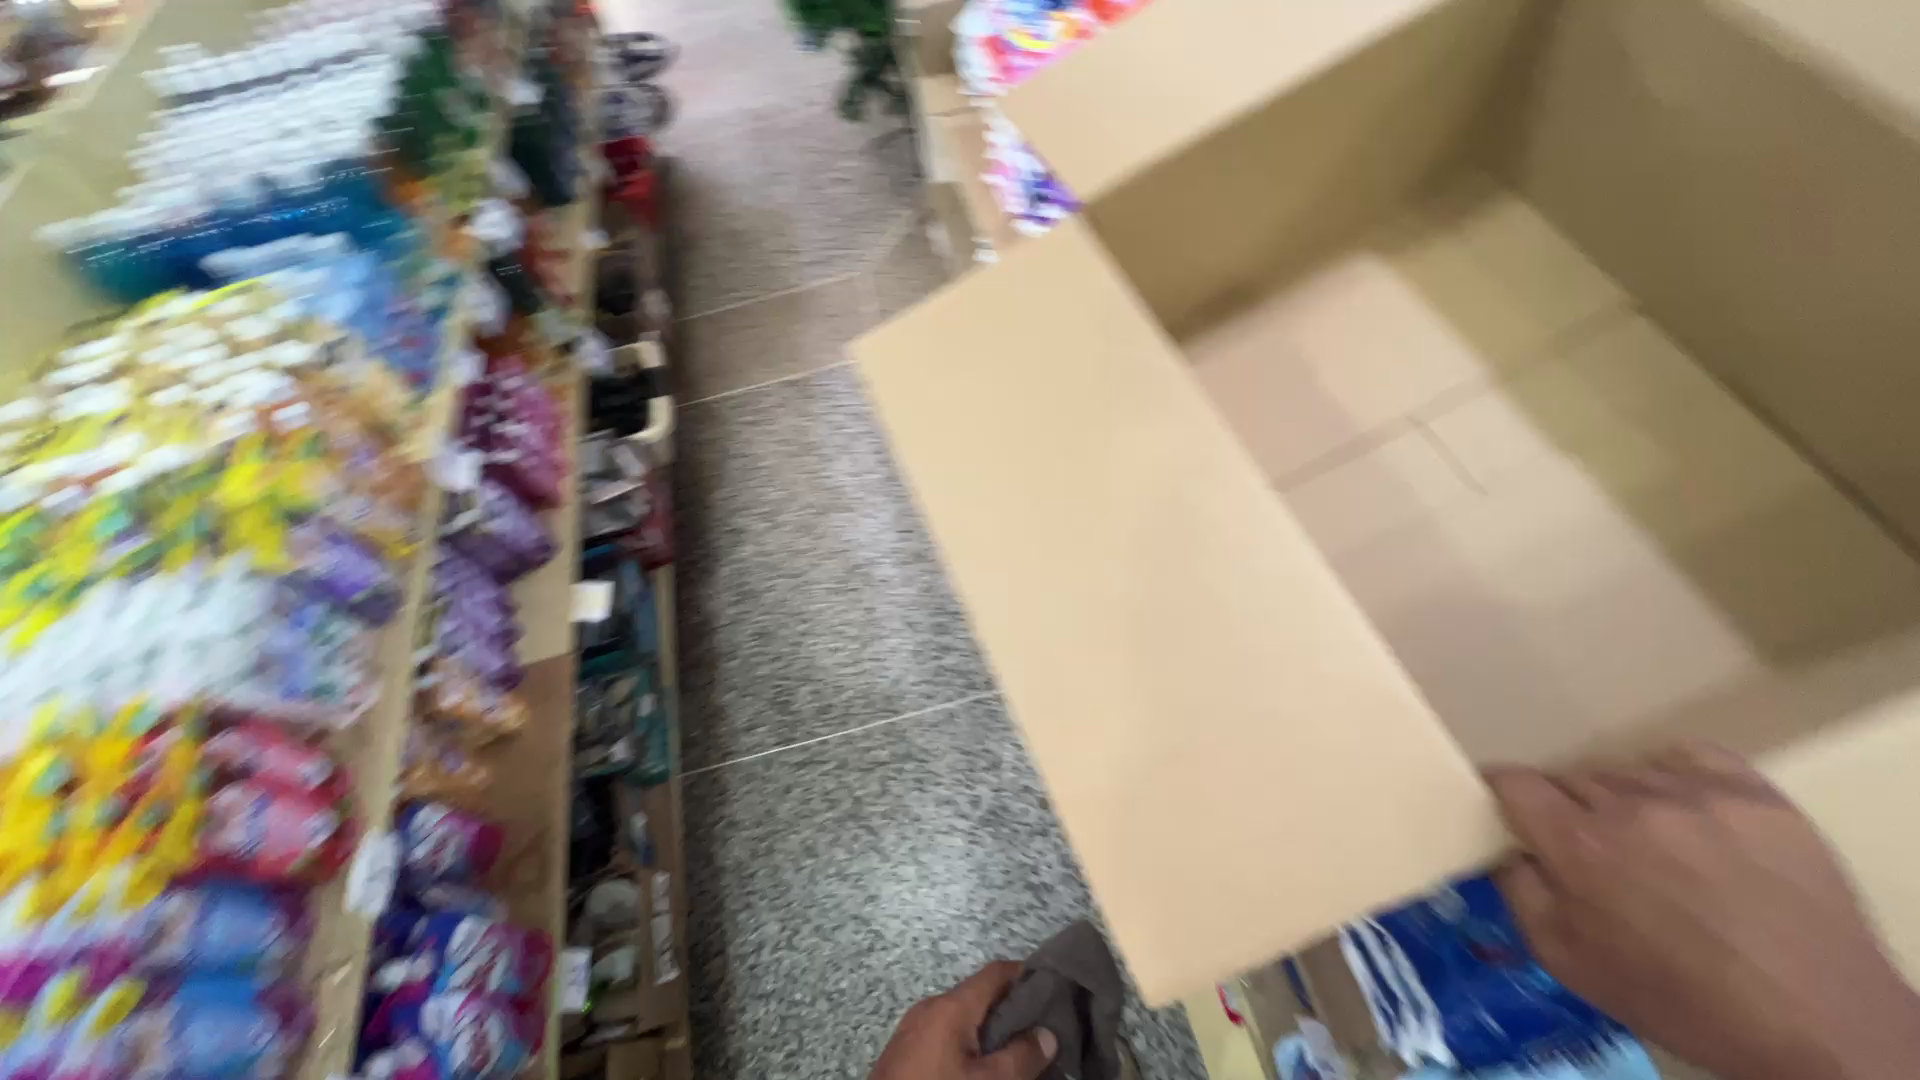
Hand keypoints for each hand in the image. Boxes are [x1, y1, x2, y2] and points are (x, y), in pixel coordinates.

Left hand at [870, 962, 1059, 1079]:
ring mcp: (913, 1028)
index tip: (1053, 988)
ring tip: (1016, 1053)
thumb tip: (1047, 1034)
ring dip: (989, 1031)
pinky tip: (981, 1068)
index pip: (995, 972)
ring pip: (962, 1018)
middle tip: (1040, 1030)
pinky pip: (945, 1035)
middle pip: (979, 995)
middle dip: (1011, 1009)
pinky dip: (968, 1044)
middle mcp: (930, 1006)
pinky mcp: (905, 1050)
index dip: (1025, 975)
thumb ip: (1020, 1058)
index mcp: (951, 1005)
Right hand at [1489, 744, 1919, 1079]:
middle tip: (1591, 853)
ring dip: (1621, 801)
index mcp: (1576, 842)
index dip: (1504, 795)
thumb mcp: (1563, 958)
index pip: (1511, 781)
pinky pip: (1687, 758)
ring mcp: (1696, 795)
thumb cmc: (1676, 997)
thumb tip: (1505, 845)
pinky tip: (1687, 814)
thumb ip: (1516, 889)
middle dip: (1566, 809)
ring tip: (1652, 845)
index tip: (1513, 816)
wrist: (1820, 1026)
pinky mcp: (1756, 795)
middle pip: (1567, 778)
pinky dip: (1673, 777)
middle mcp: (1628, 804)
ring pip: (1624, 772)